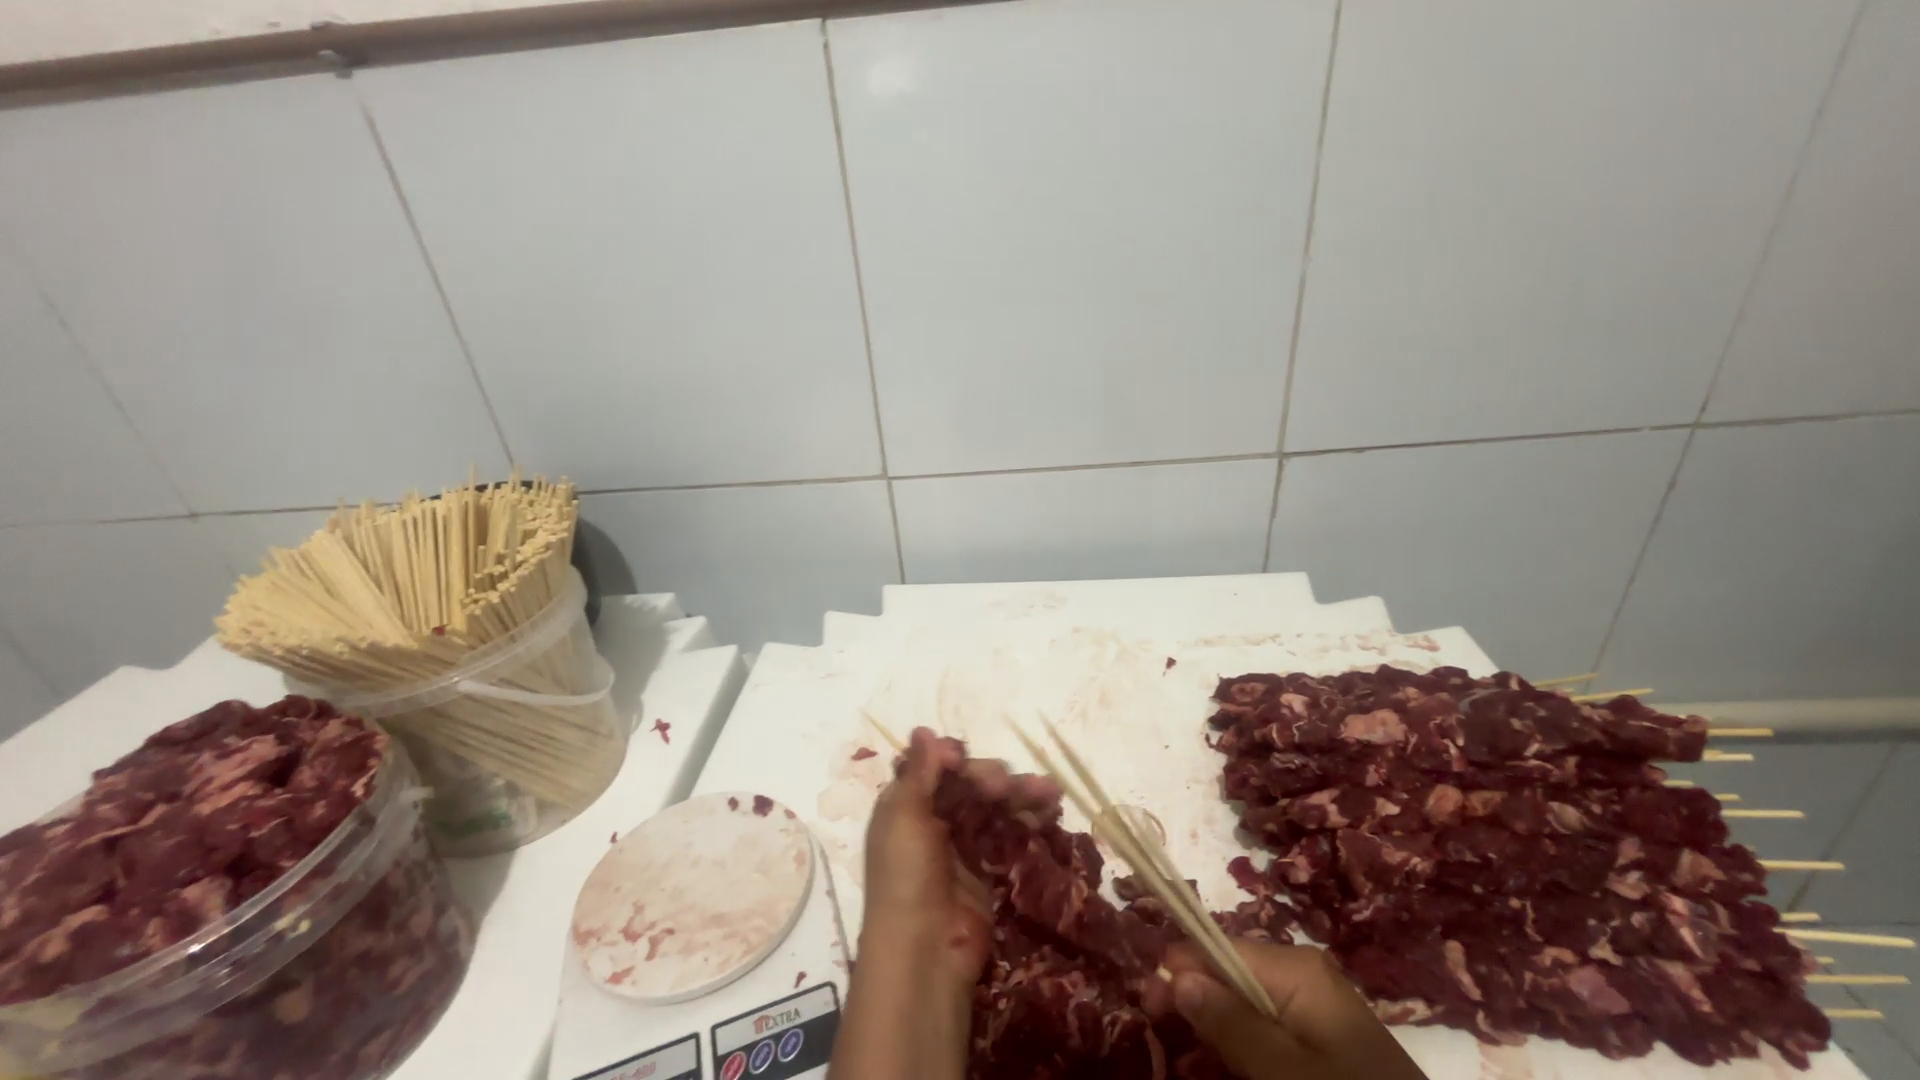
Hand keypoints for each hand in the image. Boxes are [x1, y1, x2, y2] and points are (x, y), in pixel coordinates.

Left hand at [831, 727, 1056, 1079]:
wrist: (925, 949)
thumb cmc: (906, 875)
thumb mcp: (904, 816)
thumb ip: (920, 771)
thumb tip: (922, 729)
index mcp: (905, 805)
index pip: (935, 769)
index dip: (954, 760)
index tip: (964, 758)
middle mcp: (933, 821)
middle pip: (969, 785)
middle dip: (994, 777)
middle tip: (1008, 784)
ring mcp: (962, 846)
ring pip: (995, 807)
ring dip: (1021, 794)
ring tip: (1051, 791)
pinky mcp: (988, 869)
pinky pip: (1011, 833)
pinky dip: (1029, 818)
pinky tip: (1049, 810)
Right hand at [1165, 939, 1428, 1079]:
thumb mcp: (1285, 1071)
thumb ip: (1230, 1023)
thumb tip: (1175, 974)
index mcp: (1294, 967)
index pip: (1216, 948)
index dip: (1176, 969)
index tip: (1145, 1006)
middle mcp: (1302, 970)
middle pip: (1228, 967)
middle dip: (1192, 993)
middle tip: (1161, 1030)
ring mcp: (1315, 999)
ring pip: (1243, 994)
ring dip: (1214, 1017)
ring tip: (1193, 1047)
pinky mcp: (1323, 1029)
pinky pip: (1267, 1016)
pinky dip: (1242, 1033)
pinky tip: (1232, 1056)